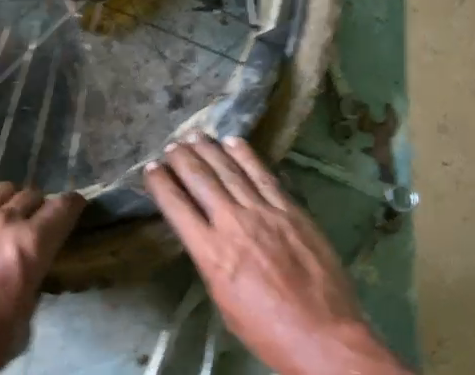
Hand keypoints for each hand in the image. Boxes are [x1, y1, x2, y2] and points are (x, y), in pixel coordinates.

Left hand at [0, 182, 85, 373]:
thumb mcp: (25, 316)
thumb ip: (32, 282)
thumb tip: (29, 272)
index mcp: (32, 244)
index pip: (62, 208)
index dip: (72, 204)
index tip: (75, 205)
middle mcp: (6, 220)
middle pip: (31, 194)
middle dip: (39, 205)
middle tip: (38, 219)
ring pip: (2, 190)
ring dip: (11, 200)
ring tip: (7, 213)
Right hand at [145, 136, 409, 374]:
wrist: (323, 338)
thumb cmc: (268, 332)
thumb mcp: (223, 301)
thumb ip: (211, 261)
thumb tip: (204, 235)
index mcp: (211, 253)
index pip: (176, 205)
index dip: (160, 183)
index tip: (151, 169)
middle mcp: (232, 224)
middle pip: (200, 179)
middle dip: (181, 158)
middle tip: (171, 145)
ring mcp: (263, 213)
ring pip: (229, 169)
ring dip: (208, 149)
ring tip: (194, 136)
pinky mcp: (290, 210)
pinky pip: (263, 174)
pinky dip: (245, 155)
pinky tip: (233, 142)